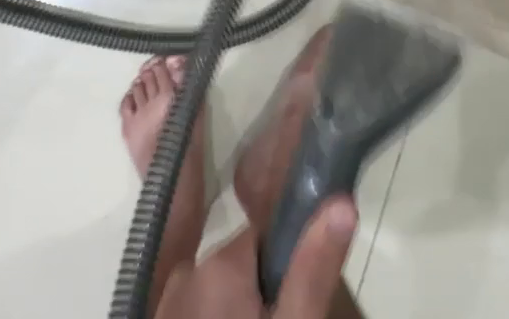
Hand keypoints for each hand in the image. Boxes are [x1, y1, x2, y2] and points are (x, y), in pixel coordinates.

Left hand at [155, 197, 356, 317]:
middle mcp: (185, 279)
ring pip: (218, 298)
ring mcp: (166, 311)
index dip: (290, 262)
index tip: (302, 300)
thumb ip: (314, 269)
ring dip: (241, 316)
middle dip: (265, 294)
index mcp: (219, 268)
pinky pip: (198, 316)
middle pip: (240, 267)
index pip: (264, 236)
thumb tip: (342, 201)